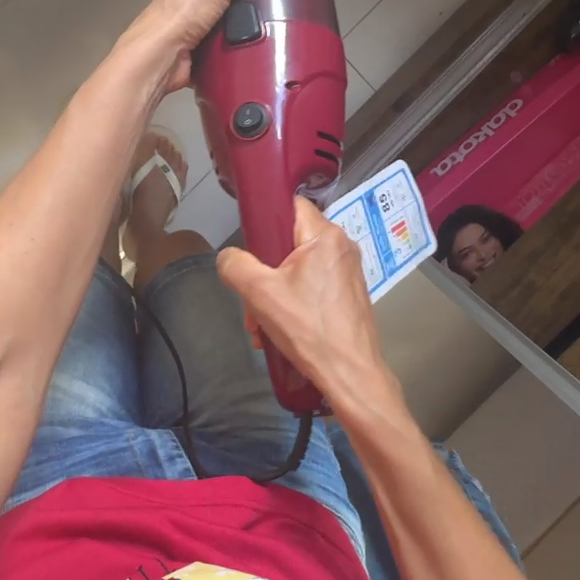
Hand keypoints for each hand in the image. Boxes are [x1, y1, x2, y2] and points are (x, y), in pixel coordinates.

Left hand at [114, 0, 290, 94]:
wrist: (158, 62)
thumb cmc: (179, 17)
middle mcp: (180, 7)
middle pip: (216, 2)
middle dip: (238, 6)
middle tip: (267, 9)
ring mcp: (185, 35)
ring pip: (218, 30)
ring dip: (238, 33)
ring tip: (267, 33)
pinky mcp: (191, 59)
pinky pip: (218, 55)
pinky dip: (231, 56)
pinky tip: (250, 56)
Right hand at [217, 196, 406, 419]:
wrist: (351, 375)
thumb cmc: (308, 328)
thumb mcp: (260, 293)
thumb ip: (235, 265)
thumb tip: (229, 258)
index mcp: (325, 235)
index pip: (291, 205)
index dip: (267, 218)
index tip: (251, 241)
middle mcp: (342, 247)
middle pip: (291, 242)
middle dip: (264, 271)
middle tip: (252, 298)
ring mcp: (348, 272)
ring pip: (299, 269)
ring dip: (275, 294)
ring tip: (262, 326)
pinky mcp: (350, 295)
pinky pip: (313, 287)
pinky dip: (294, 304)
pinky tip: (281, 332)